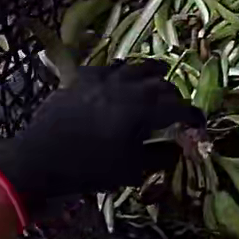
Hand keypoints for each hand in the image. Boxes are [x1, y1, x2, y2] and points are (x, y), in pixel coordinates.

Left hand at [0, 62, 203, 213]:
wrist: (40, 159)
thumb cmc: (89, 169)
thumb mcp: (130, 171)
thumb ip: (159, 156)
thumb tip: (177, 148)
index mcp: (143, 110)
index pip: (179, 107)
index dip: (192, 115)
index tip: (198, 123)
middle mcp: (128, 87)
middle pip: (161, 84)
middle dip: (173, 96)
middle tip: (175, 109)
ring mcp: (104, 78)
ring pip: (138, 67)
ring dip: (152, 76)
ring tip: (156, 83)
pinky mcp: (83, 77)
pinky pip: (111, 67)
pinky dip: (123, 73)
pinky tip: (120, 82)